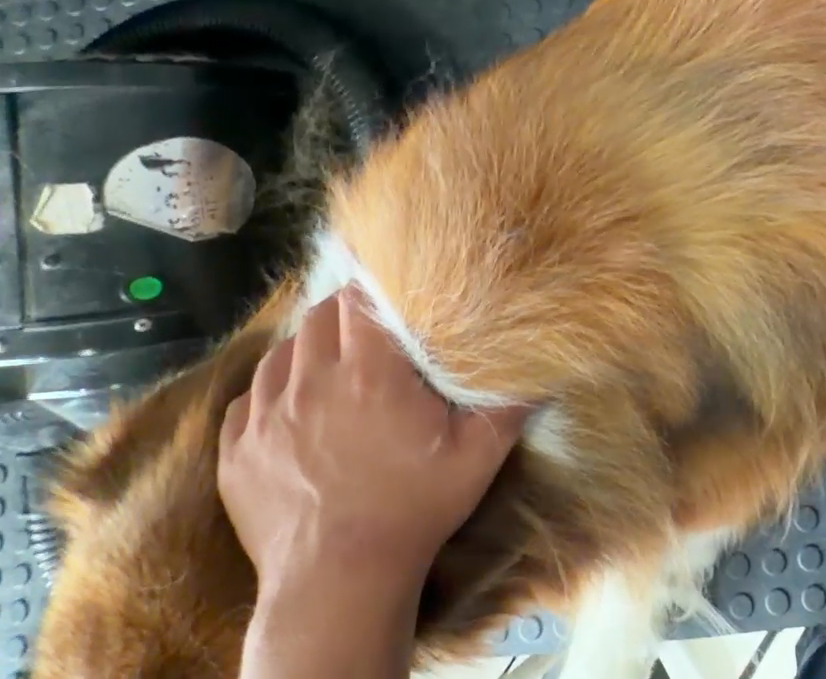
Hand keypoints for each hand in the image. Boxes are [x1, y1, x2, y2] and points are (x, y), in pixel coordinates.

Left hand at [218, 290, 528, 599]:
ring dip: (310, 344)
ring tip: (338, 356)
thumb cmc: (417, 507)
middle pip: (318, 318)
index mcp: (370, 375)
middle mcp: (310, 385)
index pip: (362, 303)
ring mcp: (264, 420)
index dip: (379, 287)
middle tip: (377, 322)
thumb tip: (549, 365)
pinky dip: (273, 386)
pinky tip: (295, 398)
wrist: (339, 580)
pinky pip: (247, 397)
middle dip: (347, 310)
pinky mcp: (235, 453)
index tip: (400, 287)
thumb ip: (512, 401)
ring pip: (280, 353)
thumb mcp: (481, 452)